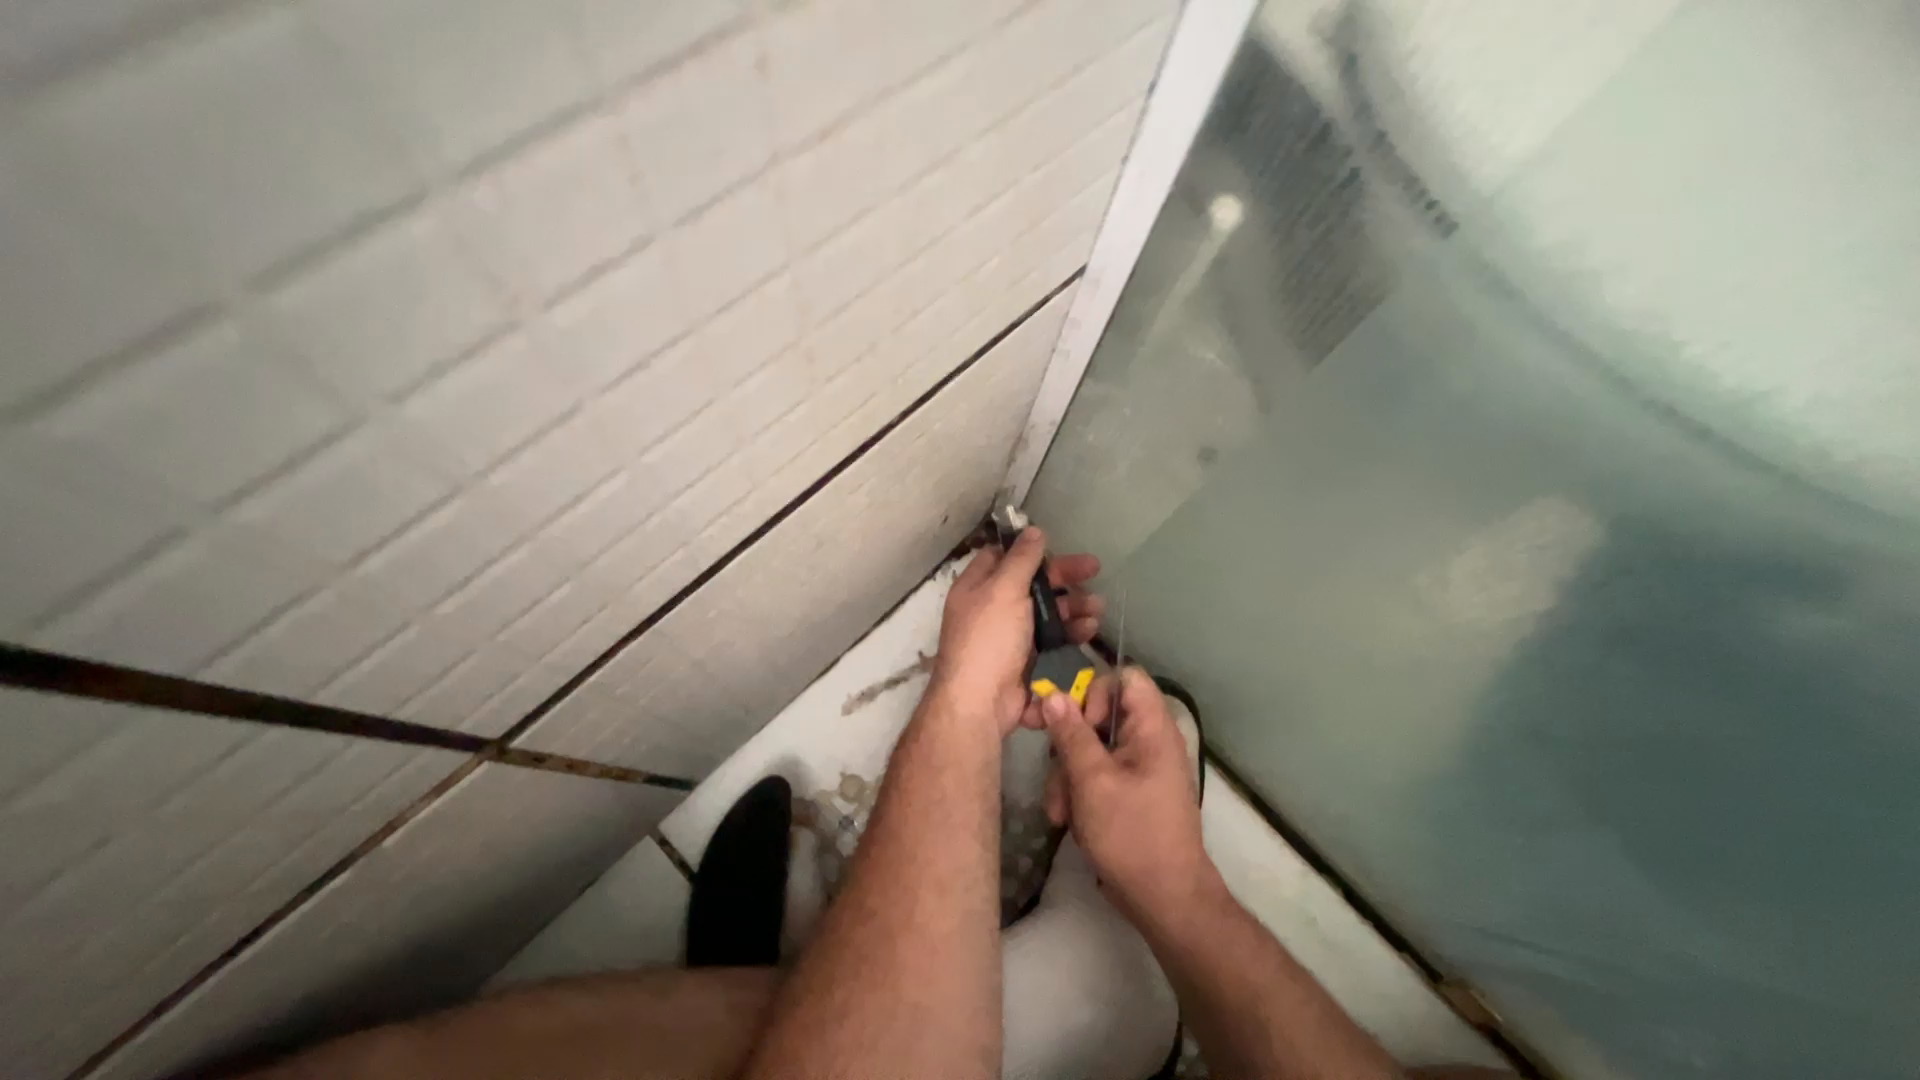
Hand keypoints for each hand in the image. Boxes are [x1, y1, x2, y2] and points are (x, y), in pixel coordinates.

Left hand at [929, 528, 1103, 735]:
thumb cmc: (988, 639)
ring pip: (1045, 613)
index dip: (1031, 550)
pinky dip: (1070, 633)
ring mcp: (1008, 637)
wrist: (981, 703)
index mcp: (977, 588)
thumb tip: (1033, 529)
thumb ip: (1021, 560)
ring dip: (1072, 607)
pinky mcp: (1025, 661)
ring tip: (1097, 608)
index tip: (1059, 546)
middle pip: (1031, 584)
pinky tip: (1089, 630)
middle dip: (1063, 579)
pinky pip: (1051, 640)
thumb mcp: (1003, 590)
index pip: (1003, 557)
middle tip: (1095, 572)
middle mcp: (991, 609)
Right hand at [1040, 668, 1219, 925]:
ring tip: (1061, 813)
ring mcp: (1139, 769)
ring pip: (1091, 749)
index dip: (1094, 693)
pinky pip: (1096, 775)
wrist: (1165, 899)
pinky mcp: (1129, 793)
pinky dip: (1079, 794)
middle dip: (1069, 745)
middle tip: (1053, 768)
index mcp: (1152, 728)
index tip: (1077, 725)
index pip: (1124, 677)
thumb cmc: (1132, 835)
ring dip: (1068, 776)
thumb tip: (1052, 695)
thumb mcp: (1092, 781)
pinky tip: (1069, 822)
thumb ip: (1070, 734)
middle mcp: (1148, 741)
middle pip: (1099, 715)